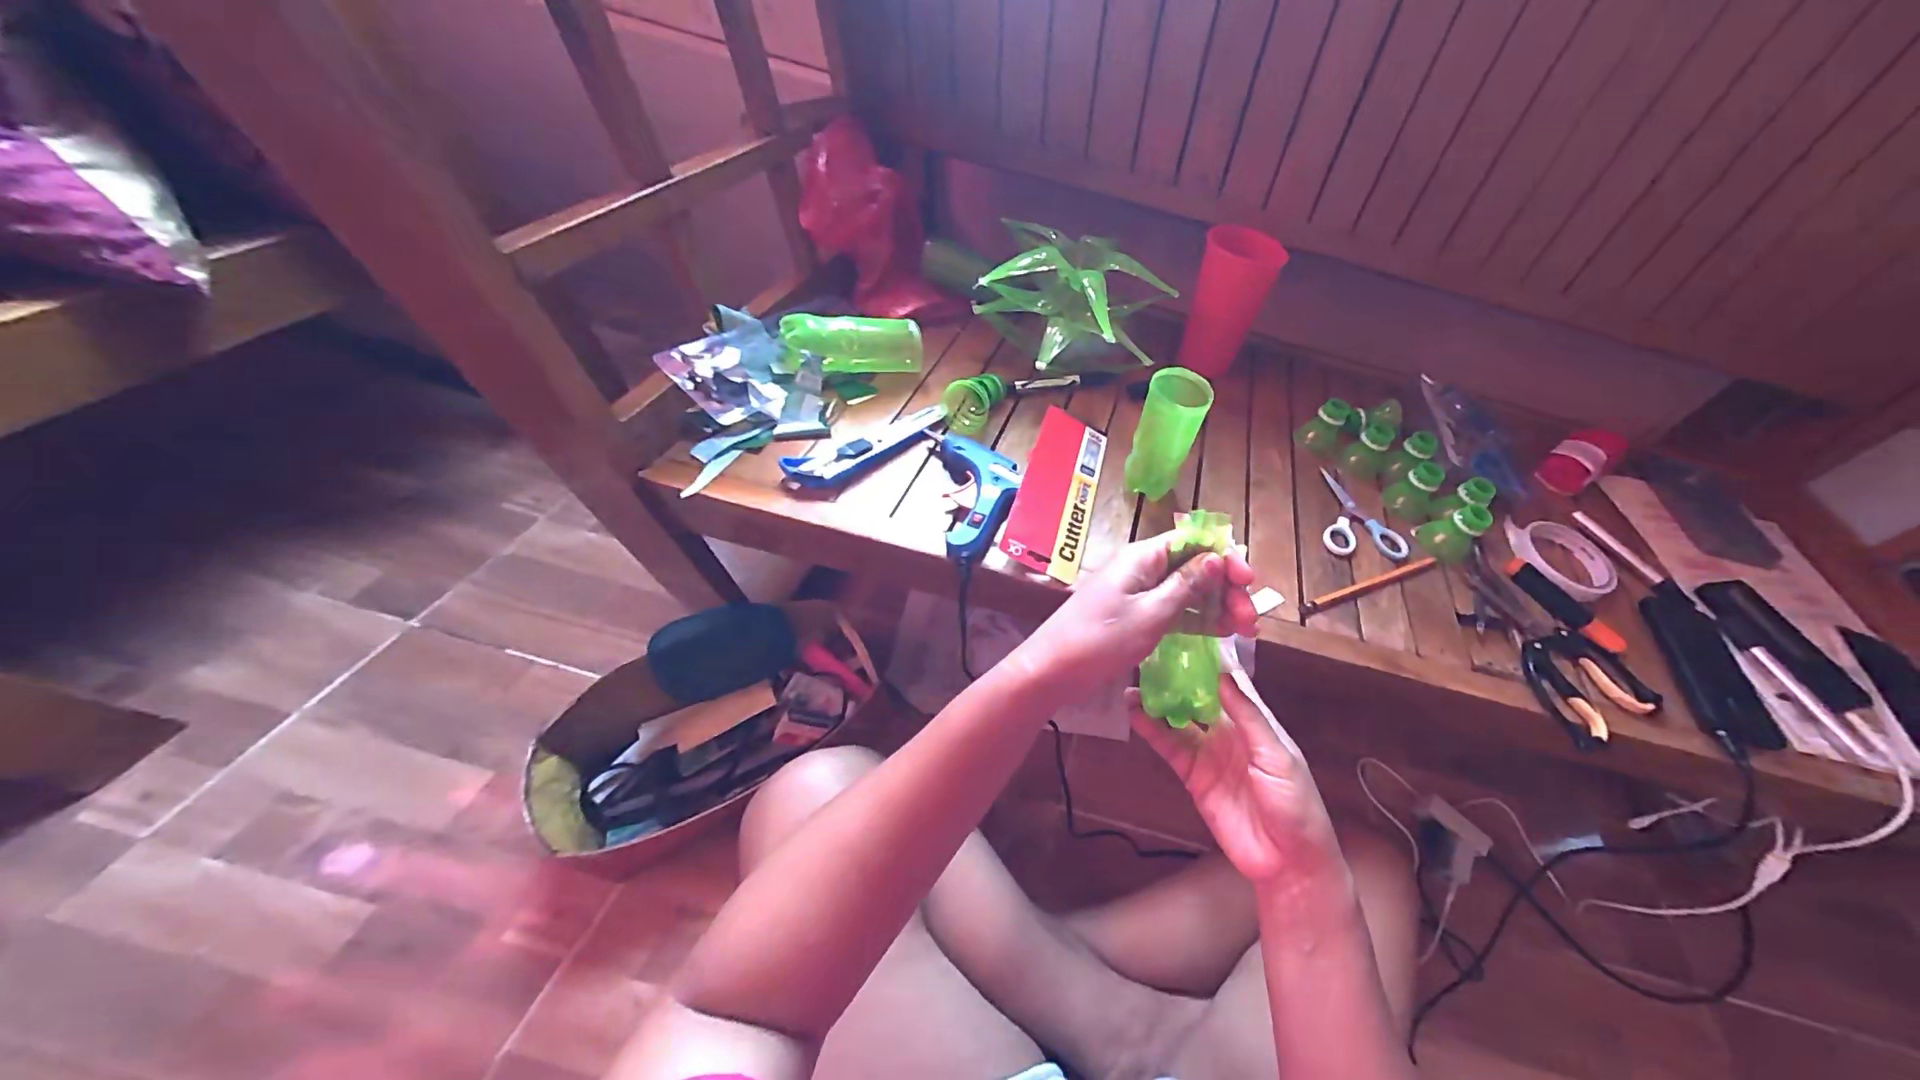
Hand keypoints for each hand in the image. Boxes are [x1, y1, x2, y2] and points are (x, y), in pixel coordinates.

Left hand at [1014, 531, 1256, 699]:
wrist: (1052, 670)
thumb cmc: (1100, 639)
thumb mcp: (1150, 614)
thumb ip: (1186, 586)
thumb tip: (1217, 557)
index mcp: (1142, 557)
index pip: (1193, 541)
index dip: (1225, 556)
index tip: (1249, 582)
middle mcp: (1141, 568)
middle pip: (1194, 566)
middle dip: (1226, 588)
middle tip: (1250, 621)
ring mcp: (1137, 592)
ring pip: (1187, 590)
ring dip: (1216, 605)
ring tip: (1245, 631)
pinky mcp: (1134, 615)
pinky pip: (1173, 610)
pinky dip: (1196, 619)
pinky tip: (1221, 634)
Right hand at [1128, 674, 1341, 887]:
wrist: (1287, 863)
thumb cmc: (1296, 806)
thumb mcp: (1277, 757)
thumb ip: (1248, 717)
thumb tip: (1223, 674)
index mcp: (1255, 721)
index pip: (1228, 682)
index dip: (1207, 661)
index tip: (1183, 638)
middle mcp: (1228, 730)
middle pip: (1196, 697)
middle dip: (1175, 678)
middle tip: (1147, 657)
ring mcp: (1208, 752)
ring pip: (1177, 719)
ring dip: (1156, 702)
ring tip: (1132, 684)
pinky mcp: (1191, 774)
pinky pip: (1168, 746)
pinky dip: (1151, 730)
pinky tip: (1135, 715)